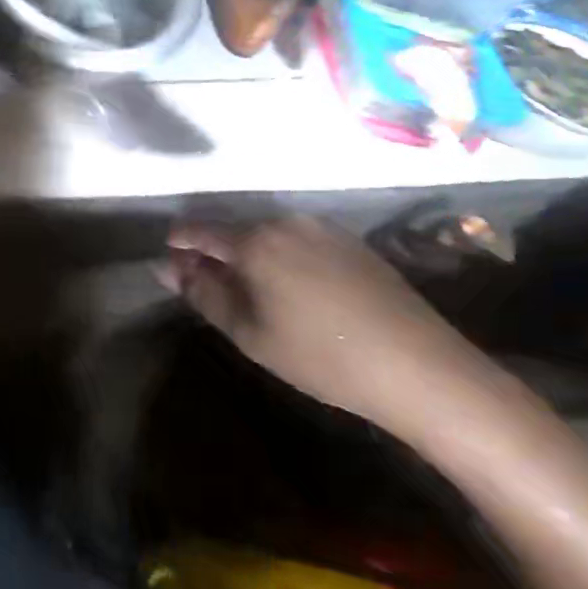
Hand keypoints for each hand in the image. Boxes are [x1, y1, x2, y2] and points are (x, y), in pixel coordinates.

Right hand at [164, 216, 486, 432]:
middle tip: (210, 292)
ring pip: (266, 235)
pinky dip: (281, 258)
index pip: (198, 230)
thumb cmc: (321, 356)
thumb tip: (166, 268)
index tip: (170, 271)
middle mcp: (286, 221)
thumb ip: (202, 294)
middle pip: (233, 230)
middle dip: (214, 255)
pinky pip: (298, 241)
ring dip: (248, 257)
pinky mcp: (351, 241)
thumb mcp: (249, 333)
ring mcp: (323, 228)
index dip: (178, 248)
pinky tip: (293, 293)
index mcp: (255, 240)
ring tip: (251, 295)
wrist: (421, 368)